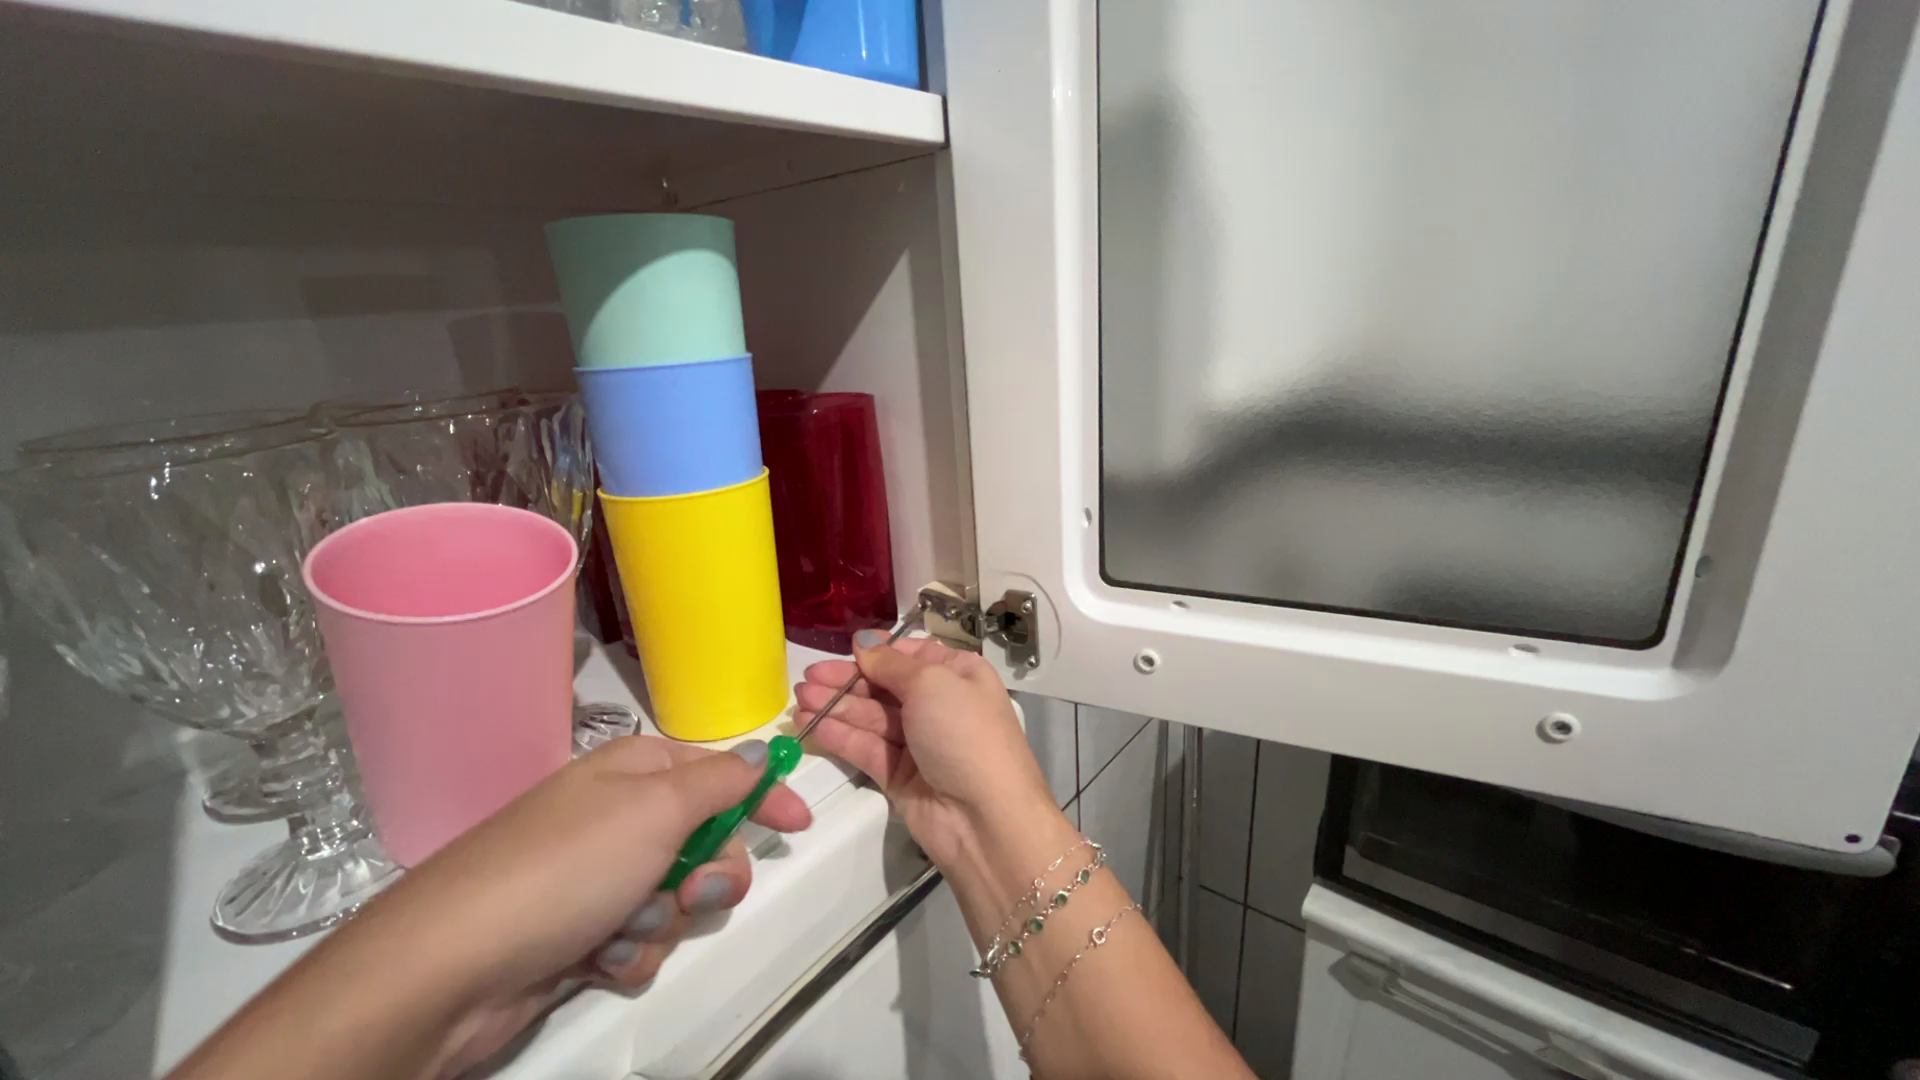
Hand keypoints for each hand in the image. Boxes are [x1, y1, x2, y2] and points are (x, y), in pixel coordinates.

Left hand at [330, 735, 809, 1077]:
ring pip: (678, 898)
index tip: (799, 824)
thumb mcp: (658, 809)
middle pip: (707, 840)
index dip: (763, 795)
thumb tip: (763, 751)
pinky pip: (640, 940)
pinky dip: (628, 952)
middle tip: (691, 890)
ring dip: (663, 920)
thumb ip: (722, 781)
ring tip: (619, 931)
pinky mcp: (581, 932)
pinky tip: (593, 961)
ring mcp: (599, 877)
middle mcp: (620, 817)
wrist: (451, 968)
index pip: (722, 772)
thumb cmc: (568, 868)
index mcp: (637, 772)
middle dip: (709, 873)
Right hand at [794, 634, 1055, 869]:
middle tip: (806, 678)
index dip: (877, 652)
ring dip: (835, 706)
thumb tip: (863, 641)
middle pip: (884, 686)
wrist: (985, 818)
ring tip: (799, 699)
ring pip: (870, 716)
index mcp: (958, 675)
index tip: (843, 651)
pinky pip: (864, 747)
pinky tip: (809, 723)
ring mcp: (918, 742)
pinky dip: (838, 735)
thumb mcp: (933, 683)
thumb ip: (891, 664)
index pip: (911, 656)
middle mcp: (939, 704)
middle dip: (847, 680)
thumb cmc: (965, 733)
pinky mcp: (897, 776)